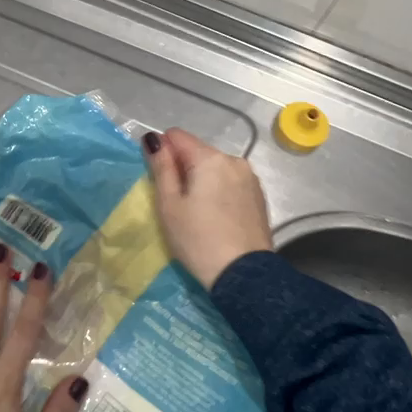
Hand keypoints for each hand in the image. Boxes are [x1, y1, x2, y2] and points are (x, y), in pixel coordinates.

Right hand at [143, 128, 272, 287]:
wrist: (244, 276)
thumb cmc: (198, 240)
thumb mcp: (169, 204)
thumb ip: (161, 167)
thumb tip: (153, 139)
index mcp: (210, 158)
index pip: (177, 136)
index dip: (162, 152)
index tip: (159, 179)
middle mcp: (234, 160)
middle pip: (198, 151)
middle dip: (183, 168)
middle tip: (177, 202)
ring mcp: (250, 178)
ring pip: (215, 167)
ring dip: (202, 180)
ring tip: (197, 212)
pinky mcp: (259, 196)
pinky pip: (230, 182)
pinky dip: (219, 191)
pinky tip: (216, 217)